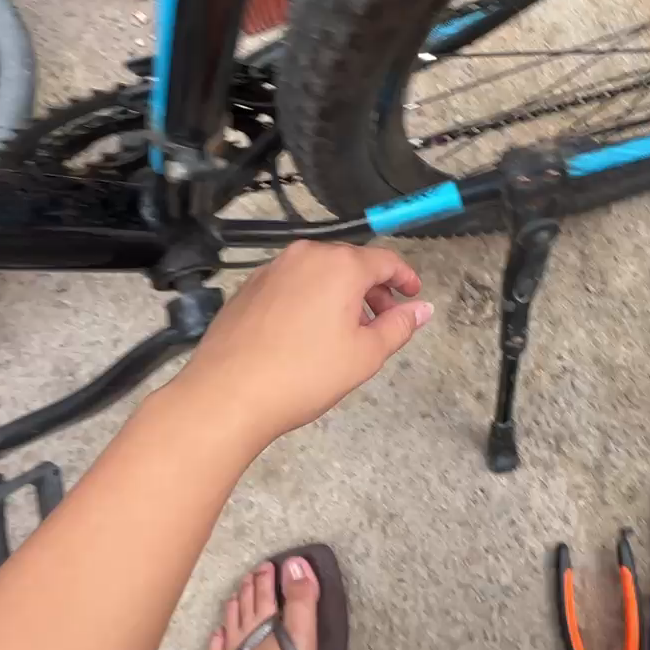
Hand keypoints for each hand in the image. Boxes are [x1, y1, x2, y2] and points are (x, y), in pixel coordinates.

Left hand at [170, 241, 432, 442]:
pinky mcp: (250, 287)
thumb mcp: (365, 355)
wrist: (227, 394)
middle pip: (351, 263)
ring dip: (341, 294)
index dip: (405, 278)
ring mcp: (273, 269)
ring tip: (347, 331)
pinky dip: (311, 298)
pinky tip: (309, 333)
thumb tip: (422, 309)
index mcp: (340, 265)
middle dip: (372, 288)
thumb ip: (399, 326)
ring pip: (320, 272)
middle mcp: (306, 256)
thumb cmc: (303, 375)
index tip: (413, 295)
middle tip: (384, 318)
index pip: (385, 261)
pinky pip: (293, 283)